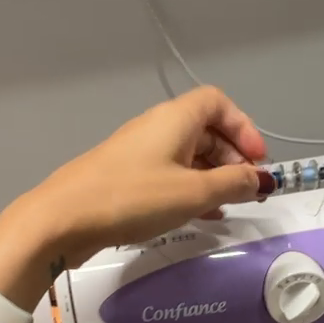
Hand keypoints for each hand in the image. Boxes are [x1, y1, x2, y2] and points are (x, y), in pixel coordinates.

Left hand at [0, 86, 272, 307]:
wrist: (63, 218)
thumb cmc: (133, 198)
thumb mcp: (193, 193)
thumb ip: (233, 184)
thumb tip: (260, 179)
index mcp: (175, 119)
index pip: (218, 104)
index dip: (243, 128)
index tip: (257, 161)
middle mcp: (157, 127)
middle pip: (205, 130)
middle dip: (231, 157)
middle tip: (246, 189)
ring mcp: (138, 152)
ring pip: (187, 155)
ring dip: (211, 177)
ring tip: (227, 206)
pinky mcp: (125, 176)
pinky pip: (168, 174)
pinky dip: (189, 189)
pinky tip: (198, 215)